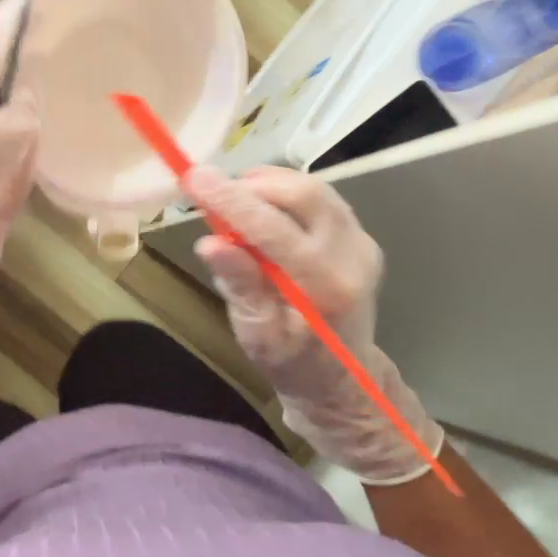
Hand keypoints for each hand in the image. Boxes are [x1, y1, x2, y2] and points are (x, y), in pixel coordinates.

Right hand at [187, 165, 442, 484]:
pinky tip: (262, 211)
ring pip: (315, 190)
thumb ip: (239, 285)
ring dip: (269, 187)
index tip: (194, 177)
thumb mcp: (256, 334)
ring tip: (233, 201)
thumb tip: (210, 243)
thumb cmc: (290, 363)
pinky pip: (322, 201)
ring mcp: (363, 244)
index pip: (275, 229)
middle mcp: (353, 256)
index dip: (232, 200)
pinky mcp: (361, 238)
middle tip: (212, 190)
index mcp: (325, 287)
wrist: (341, 379)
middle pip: (305, 194)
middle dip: (253, 185)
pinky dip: (286, 196)